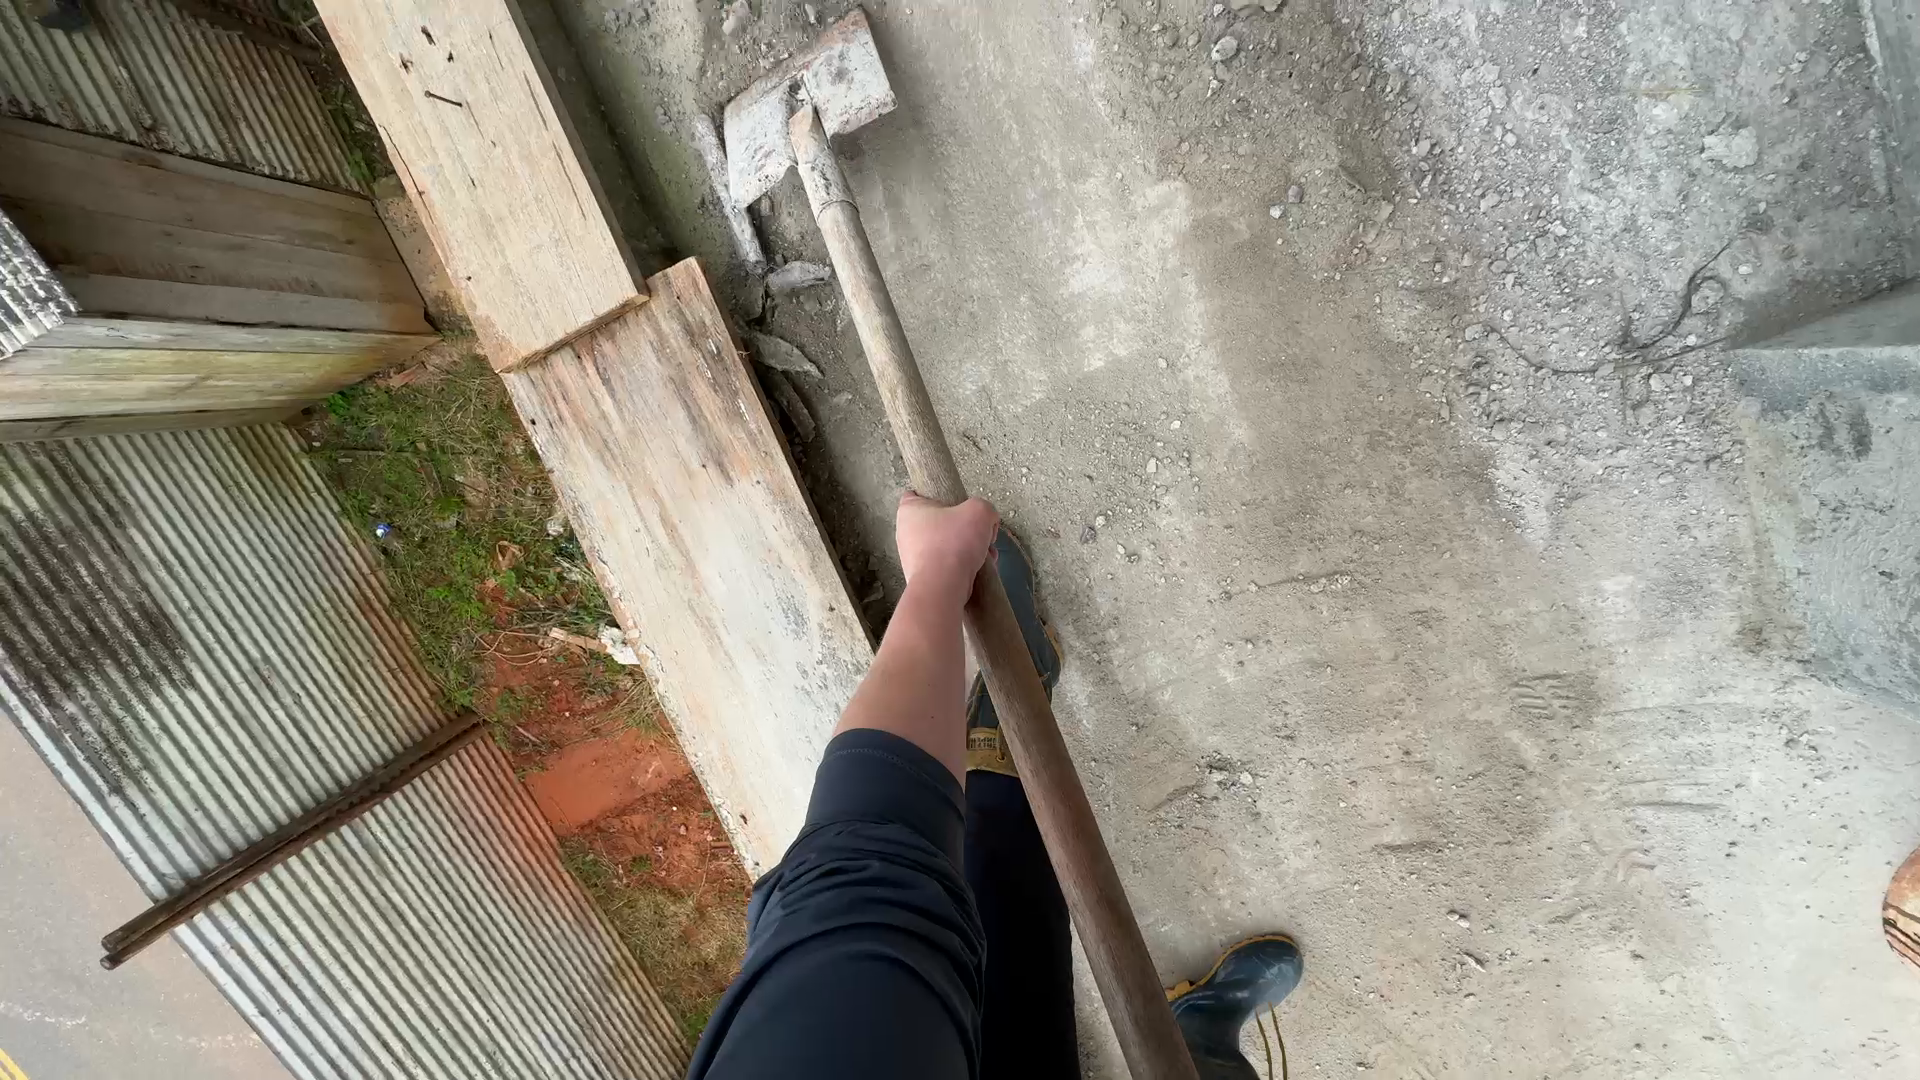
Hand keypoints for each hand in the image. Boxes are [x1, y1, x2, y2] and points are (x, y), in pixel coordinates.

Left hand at [895, 492, 997, 608]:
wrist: (943, 587)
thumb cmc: (954, 542)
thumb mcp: (980, 511)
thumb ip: (985, 509)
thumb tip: (987, 524)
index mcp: (909, 510)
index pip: (919, 494)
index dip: (940, 496)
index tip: (957, 505)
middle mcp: (905, 532)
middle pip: (941, 522)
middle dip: (965, 529)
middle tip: (980, 535)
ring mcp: (912, 557)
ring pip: (946, 545)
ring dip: (968, 549)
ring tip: (985, 555)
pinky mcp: (922, 577)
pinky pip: (945, 566)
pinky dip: (961, 567)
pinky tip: (979, 570)